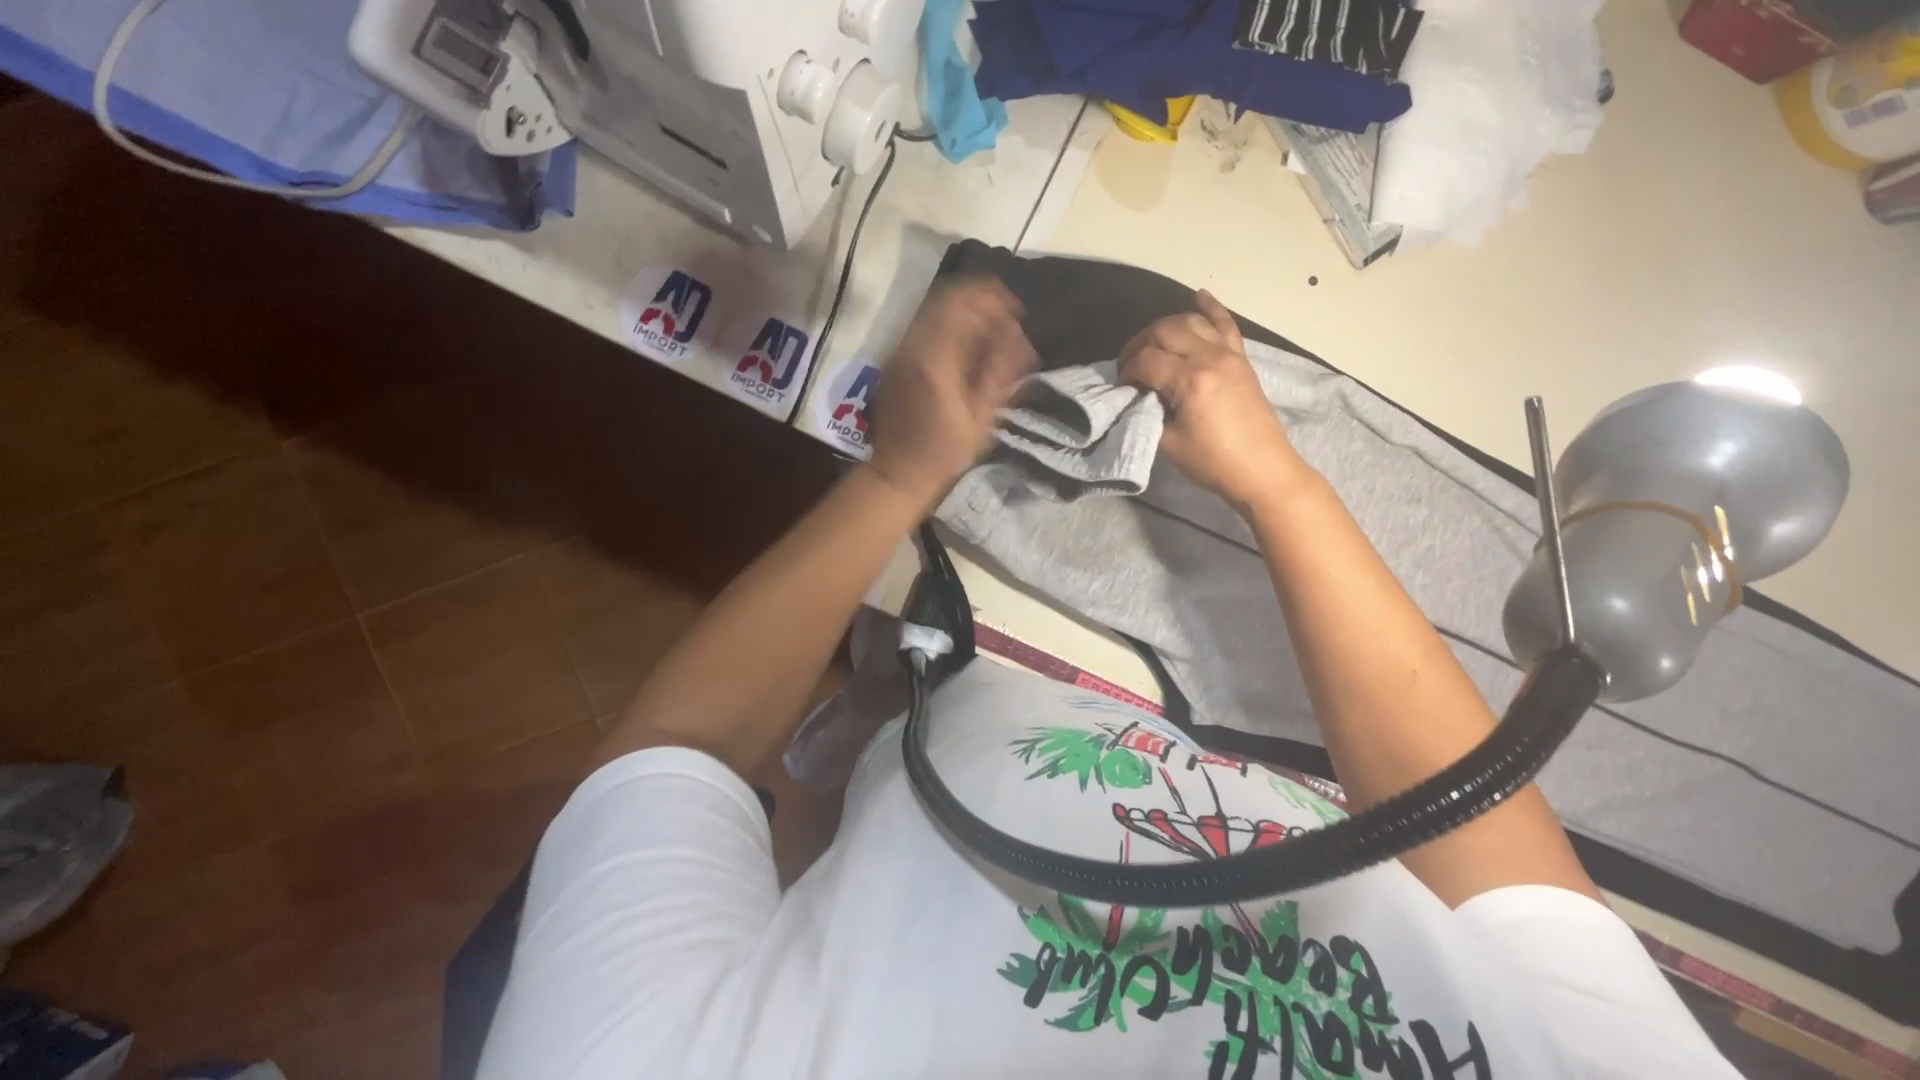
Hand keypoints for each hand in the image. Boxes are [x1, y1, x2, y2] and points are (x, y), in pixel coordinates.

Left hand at [868, 278, 1037, 505]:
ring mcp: (899, 351)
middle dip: (980, 301)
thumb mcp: (981, 417)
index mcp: (935, 359)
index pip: (963, 303)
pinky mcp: (895, 360)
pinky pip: (924, 326)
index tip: (1017, 312)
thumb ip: (999, 369)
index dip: (994, 298)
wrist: (898, 474)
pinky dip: (949, 326)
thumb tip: (1017, 333)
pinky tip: (967, 346)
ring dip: (965, 312)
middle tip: (1006, 318)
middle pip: (946, 298)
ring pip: (934, 310)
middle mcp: (912, 346)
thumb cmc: (945, 454)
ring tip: (990, 332)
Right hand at [1119, 290, 1307, 513]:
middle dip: (1140, 343)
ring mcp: (1230, 355)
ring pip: (1191, 321)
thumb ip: (1149, 412)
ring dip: (1166, 326)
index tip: (1122, 385)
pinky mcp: (1242, 360)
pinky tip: (1199, 296)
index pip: (1146, 359)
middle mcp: (1210, 358)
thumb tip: (1139, 394)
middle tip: (1130, 364)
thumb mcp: (1169, 443)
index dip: (1127, 370)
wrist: (1263, 470)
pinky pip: (1226, 324)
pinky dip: (1212, 308)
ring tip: (1152, 343)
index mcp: (1190, 381)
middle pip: (1165, 330)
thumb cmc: (1214, 463)